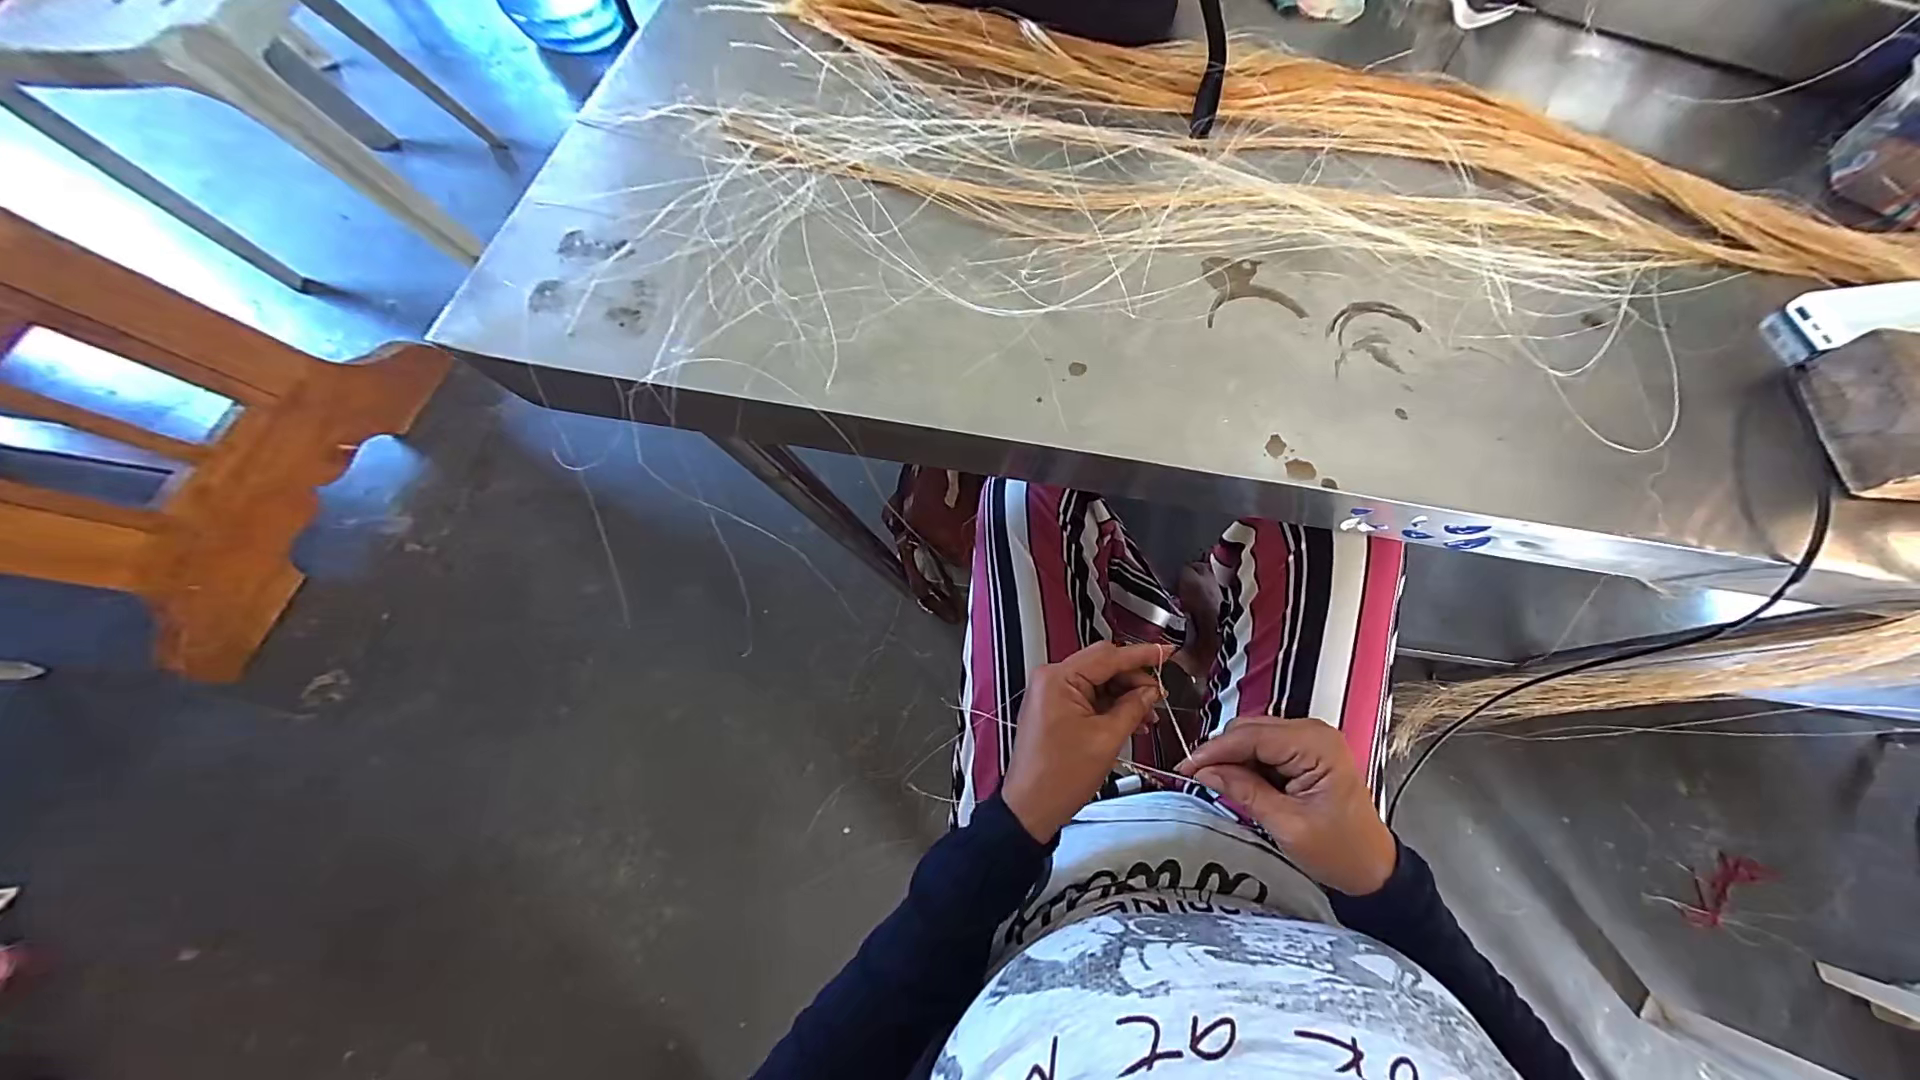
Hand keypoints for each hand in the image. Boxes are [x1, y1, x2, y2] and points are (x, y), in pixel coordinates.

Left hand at [1000, 641, 1172, 842]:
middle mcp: (1051, 679)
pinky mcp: (1054, 706)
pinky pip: (1088, 695)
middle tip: (1159, 694)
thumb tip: (1150, 691)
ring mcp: (1051, 692)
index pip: (1108, 655)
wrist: (1032, 805)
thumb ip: (1133, 707)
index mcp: (1058, 678)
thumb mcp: (1107, 739)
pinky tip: (1130, 719)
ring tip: (1148, 714)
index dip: (1142, 654)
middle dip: (1135, 679)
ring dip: (1125, 695)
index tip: (1165, 652)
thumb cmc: (1056, 777)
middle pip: (1104, 665)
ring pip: (1098, 681)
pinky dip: (1111, 705)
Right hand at [1175, 716, 1396, 894]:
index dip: (1214, 750)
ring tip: (1215, 782)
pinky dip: (1244, 762)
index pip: (1251, 736)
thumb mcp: (1287, 825)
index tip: (1187, 767)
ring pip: (1251, 735)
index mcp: (1317, 746)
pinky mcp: (1302, 750)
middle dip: (1220, 753)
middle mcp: (1313, 733)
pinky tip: (1237, 781)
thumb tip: (1205, 772)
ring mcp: (1309, 739)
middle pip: (1249, 730)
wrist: (1373, 869)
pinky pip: (1261, 746)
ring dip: (1231, 757)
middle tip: (1197, 777)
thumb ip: (1244, 792)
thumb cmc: (1341, 852)